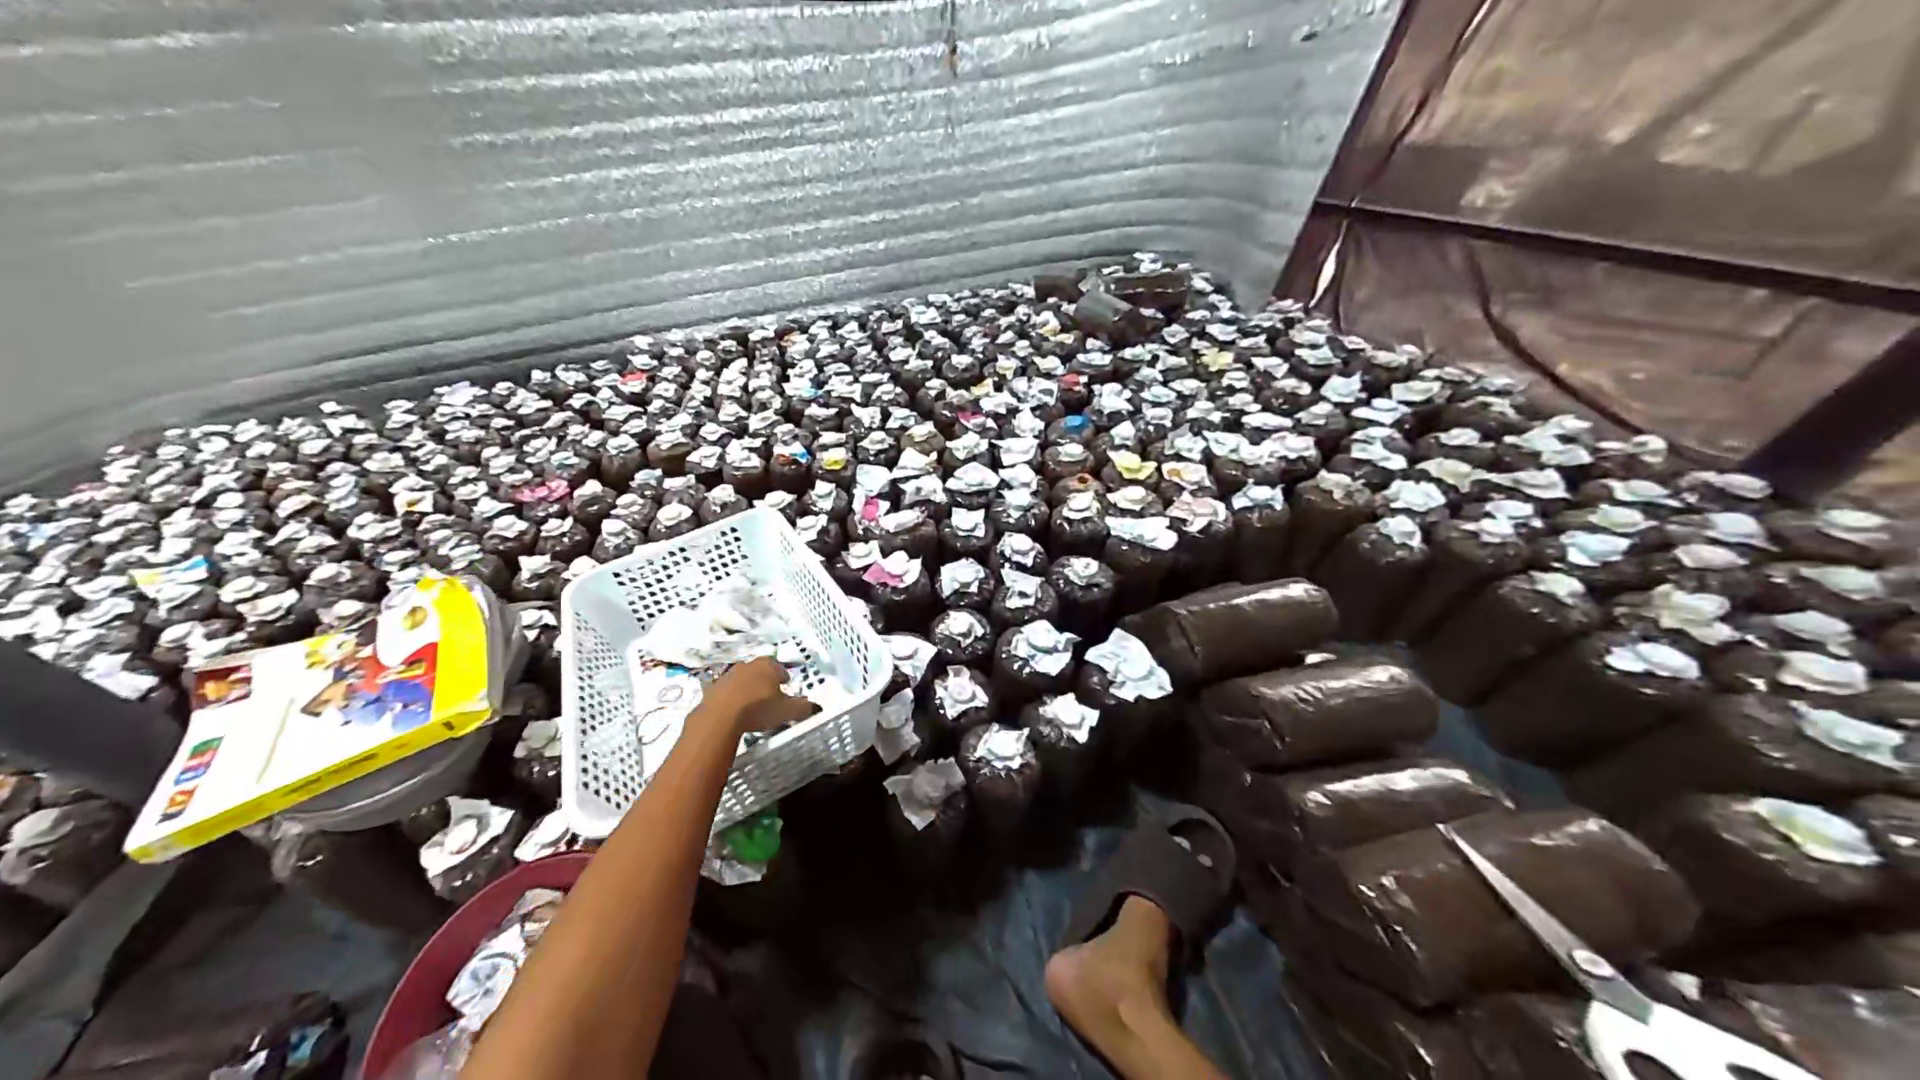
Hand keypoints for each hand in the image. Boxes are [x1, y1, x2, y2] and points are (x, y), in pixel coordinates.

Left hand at [701, 656, 815, 735]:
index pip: (778, 667)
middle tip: (770, 691)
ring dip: (747, 687)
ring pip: (742, 679)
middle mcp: (748, 666)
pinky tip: (735, 709)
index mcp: (767, 666)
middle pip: (759, 670)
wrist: (720, 716)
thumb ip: (802, 707)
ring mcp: (728, 676)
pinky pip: (727, 691)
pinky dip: (732, 697)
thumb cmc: (758, 708)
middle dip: (765, 679)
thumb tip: (816, 706)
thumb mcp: (786, 711)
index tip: (786, 683)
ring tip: (753, 702)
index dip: (783, 675)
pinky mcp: (713, 688)